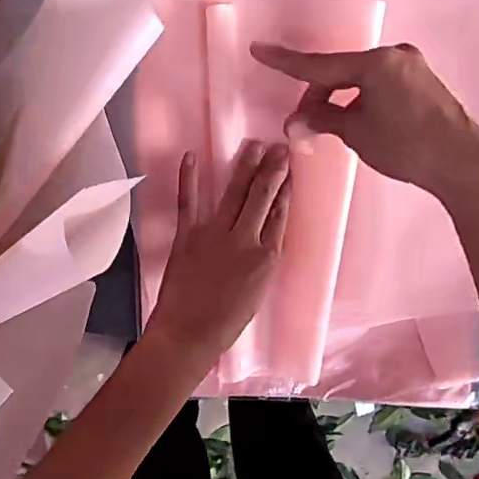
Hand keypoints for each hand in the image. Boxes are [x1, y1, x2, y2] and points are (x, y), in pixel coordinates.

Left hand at [143, 142, 290, 367]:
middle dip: (273, 168)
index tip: (291, 169)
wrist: (188, 334)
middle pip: (262, 196)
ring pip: (235, 192)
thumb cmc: (226, 322)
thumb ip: (264, 259)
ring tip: (255, 145)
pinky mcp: (187, 235)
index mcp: (266, 257)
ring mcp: (214, 234)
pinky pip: (189, 200)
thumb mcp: (258, 290)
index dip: (286, 188)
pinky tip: (192, 155)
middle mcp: (244, 240)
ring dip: (246, 166)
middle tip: (280, 147)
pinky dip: (188, 177)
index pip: (280, 213)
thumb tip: (267, 233)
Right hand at [251, 42, 478, 196]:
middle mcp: (394, 55)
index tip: (259, 49)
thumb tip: (294, 123)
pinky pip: (379, 85)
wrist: (462, 161)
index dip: (285, 62)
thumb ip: (323, 121)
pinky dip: (361, 100)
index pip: (319, 65)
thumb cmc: (406, 146)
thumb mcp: (358, 133)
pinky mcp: (421, 81)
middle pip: (340, 74)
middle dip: (318, 100)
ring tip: (330, 131)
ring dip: (340, 102)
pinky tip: (357, 123)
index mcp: (376, 63)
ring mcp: (411, 67)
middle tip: (302, 128)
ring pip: (360, 80)